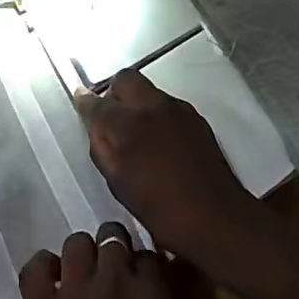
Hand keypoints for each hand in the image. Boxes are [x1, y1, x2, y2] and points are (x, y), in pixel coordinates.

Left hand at [19, 223, 198, 298]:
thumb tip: (158, 290)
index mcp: (156, 297)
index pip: (151, 254)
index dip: (147, 268)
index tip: (144, 282)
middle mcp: (115, 284)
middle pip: (113, 236)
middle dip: (117, 251)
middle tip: (117, 277)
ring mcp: (76, 295)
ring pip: (77, 242)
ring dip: (86, 256)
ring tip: (87, 278)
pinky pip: (34, 268)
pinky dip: (43, 268)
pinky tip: (54, 281)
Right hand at [73, 71, 262, 261]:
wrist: (216, 218)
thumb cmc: (159, 207)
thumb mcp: (117, 181)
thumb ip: (101, 145)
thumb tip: (94, 124)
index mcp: (127, 123)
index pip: (95, 101)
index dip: (85, 102)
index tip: (82, 105)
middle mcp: (152, 106)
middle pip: (125, 79)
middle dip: (113, 92)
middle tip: (112, 117)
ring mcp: (178, 110)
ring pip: (148, 91)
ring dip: (137, 103)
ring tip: (138, 133)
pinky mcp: (196, 119)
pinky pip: (168, 105)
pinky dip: (157, 114)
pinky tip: (161, 141)